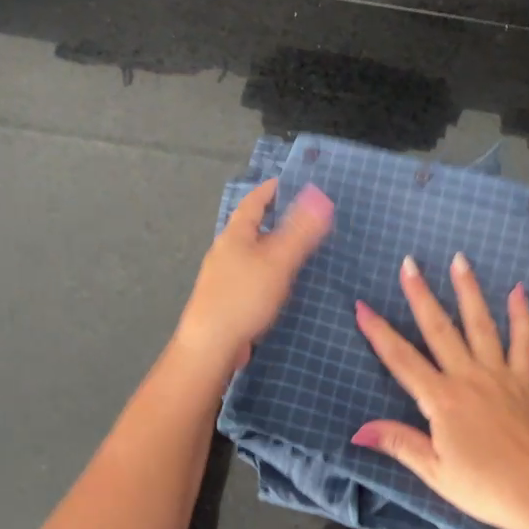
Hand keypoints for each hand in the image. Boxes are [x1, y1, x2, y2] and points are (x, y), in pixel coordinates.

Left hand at [174, 179, 331, 376]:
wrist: (210, 347)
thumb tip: (319, 197)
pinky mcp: (226, 298)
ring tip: (296, 248)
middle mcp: (225, 250)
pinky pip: (250, 273)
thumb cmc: (243, 297)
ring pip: (251, 251)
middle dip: (273, 218)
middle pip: (250, 226)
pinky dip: (267, 268)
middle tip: (300, 214)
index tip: (286, 182)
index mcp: (235, 235)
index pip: (253, 202)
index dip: (269, 190)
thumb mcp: (277, 261)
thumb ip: (300, 230)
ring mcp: (222, 275)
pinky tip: (279, 283)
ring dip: (271, 245)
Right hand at [351, 252, 528, 528]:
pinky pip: (522, 343)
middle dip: (421, 295)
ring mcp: (498, 374)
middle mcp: (467, 376)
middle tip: (410, 263)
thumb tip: (359, 430)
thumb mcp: (435, 472)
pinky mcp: (523, 380)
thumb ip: (400, 443)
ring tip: (460, 259)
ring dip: (468, 290)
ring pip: (480, 324)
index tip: (362, 305)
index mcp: (442, 399)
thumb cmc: (484, 487)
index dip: (379, 332)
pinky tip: (519, 290)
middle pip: (439, 329)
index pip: (402, 360)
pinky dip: (521, 316)